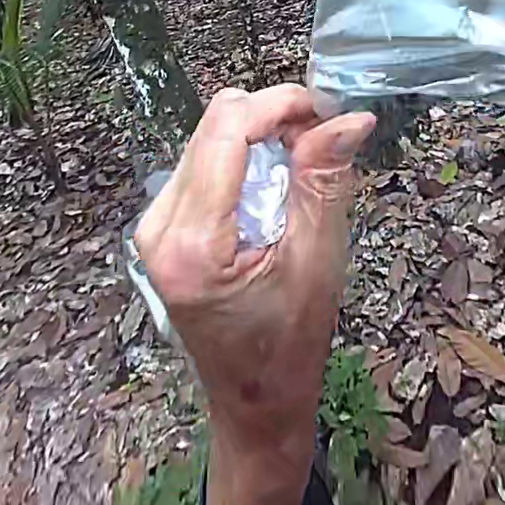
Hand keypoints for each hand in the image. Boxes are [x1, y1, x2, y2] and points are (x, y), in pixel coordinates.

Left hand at [135, 85, 374, 504]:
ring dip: (262, 133)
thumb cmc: (291, 342)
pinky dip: (247, 152)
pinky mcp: (163, 222)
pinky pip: (206, 156)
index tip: (327, 112)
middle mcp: (159, 225)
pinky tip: (274, 180)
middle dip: (274, 117)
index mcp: (193, 243)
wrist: (254, 400)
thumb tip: (350, 116)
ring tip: (301, 163)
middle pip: (216, 123)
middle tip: (319, 139)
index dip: (280, 104)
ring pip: (210, 133)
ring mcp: (154, 222)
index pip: (227, 129)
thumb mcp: (318, 259)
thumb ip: (325, 179)